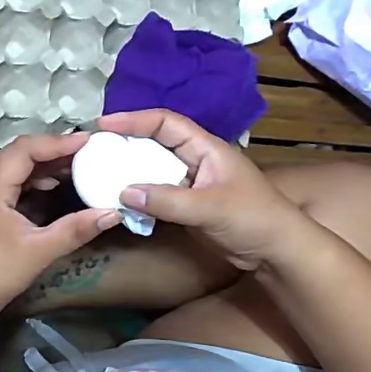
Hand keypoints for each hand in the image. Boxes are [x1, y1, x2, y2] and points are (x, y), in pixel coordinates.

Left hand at [0, 133, 120, 306]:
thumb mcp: (41, 250)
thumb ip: (75, 229)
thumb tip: (112, 213)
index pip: (25, 149)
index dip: (57, 142)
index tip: (87, 142)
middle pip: (21, 152)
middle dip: (54, 148)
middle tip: (88, 149)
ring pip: (18, 165)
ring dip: (47, 162)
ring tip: (79, 162)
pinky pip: (16, 180)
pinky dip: (38, 177)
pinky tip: (56, 184)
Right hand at [96, 110, 308, 269]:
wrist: (276, 252)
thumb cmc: (253, 219)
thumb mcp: (211, 207)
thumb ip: (168, 200)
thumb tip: (124, 191)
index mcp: (206, 148)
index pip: (166, 123)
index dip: (135, 119)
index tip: (104, 125)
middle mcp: (195, 160)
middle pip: (154, 142)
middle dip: (125, 142)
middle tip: (94, 147)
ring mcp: (189, 183)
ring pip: (152, 169)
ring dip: (128, 170)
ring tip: (99, 172)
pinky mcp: (186, 205)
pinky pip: (155, 193)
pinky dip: (137, 195)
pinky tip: (119, 200)